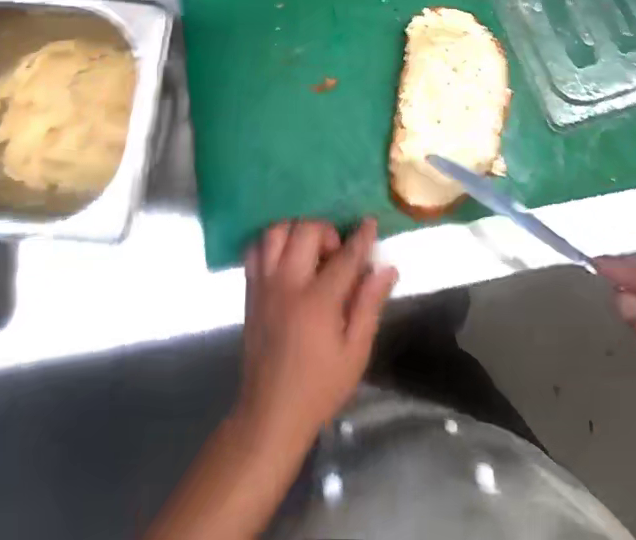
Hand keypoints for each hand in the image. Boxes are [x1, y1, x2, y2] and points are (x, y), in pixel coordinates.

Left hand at [238, 219, 397, 445]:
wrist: (270, 413)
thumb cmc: (319, 387)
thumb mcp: (355, 352)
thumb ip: (369, 305)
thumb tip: (386, 268)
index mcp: (317, 302)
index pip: (345, 256)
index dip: (361, 237)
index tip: (370, 222)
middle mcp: (287, 285)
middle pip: (305, 231)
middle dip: (327, 232)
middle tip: (338, 254)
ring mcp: (263, 286)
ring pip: (275, 233)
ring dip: (297, 232)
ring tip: (311, 252)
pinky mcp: (249, 292)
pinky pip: (255, 250)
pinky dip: (272, 244)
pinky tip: (287, 260)